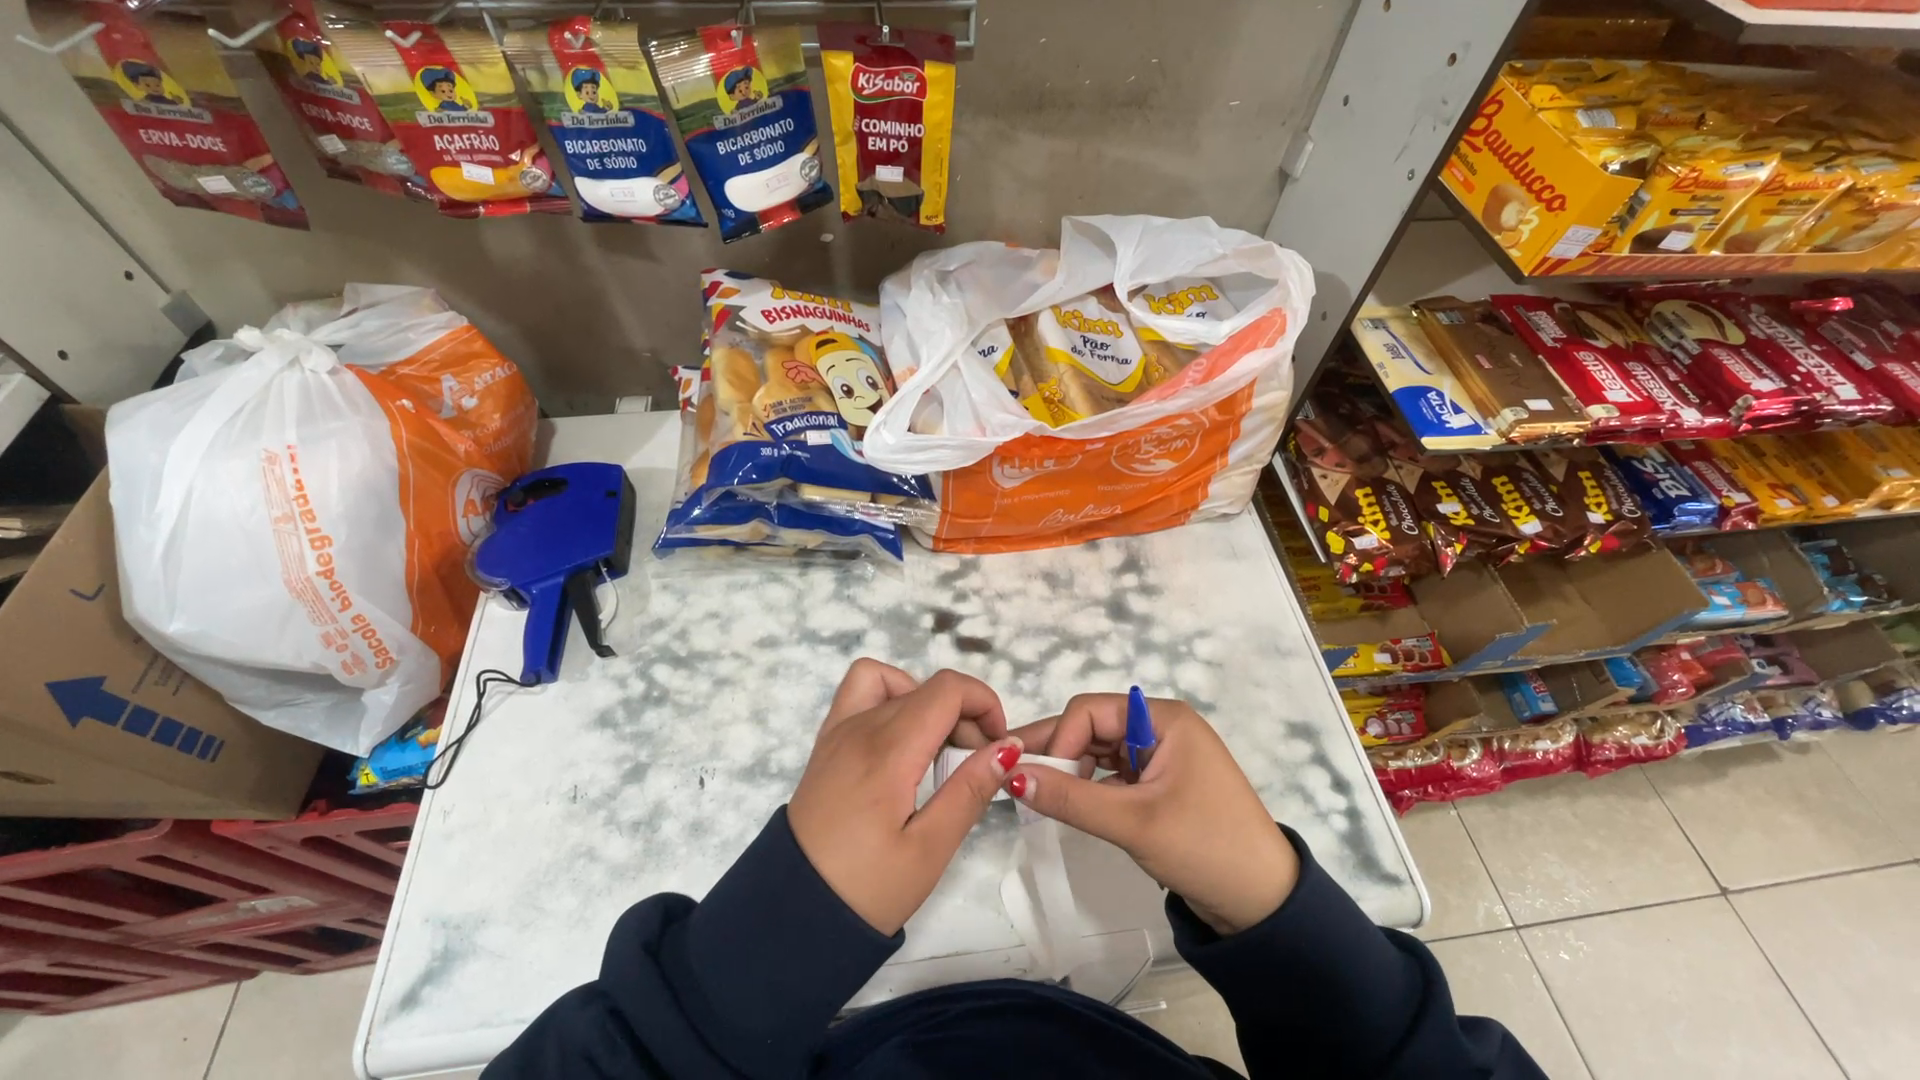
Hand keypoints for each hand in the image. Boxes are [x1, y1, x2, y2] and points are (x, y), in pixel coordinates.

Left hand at [787, 659, 1022, 935]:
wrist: (793, 912)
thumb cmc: (867, 888)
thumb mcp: (929, 848)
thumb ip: (969, 790)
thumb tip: (1007, 747)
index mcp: (888, 751)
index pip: (947, 689)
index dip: (985, 704)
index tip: (999, 747)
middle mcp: (859, 727)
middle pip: (926, 687)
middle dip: (964, 715)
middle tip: (976, 765)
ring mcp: (837, 731)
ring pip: (894, 683)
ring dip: (927, 703)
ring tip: (938, 750)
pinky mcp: (826, 744)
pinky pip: (861, 693)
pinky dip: (891, 699)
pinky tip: (903, 743)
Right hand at [1009, 695, 1299, 935]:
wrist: (1263, 903)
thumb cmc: (1205, 847)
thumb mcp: (1133, 822)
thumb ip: (1070, 798)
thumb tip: (1011, 776)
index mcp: (1163, 719)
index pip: (1091, 711)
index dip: (1060, 740)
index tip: (1037, 779)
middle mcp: (1160, 728)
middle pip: (1092, 727)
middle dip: (1056, 750)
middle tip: (1010, 774)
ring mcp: (1160, 757)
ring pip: (1099, 751)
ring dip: (1069, 770)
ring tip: (1032, 793)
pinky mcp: (1159, 785)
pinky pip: (1111, 774)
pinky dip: (1087, 787)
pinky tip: (1064, 803)